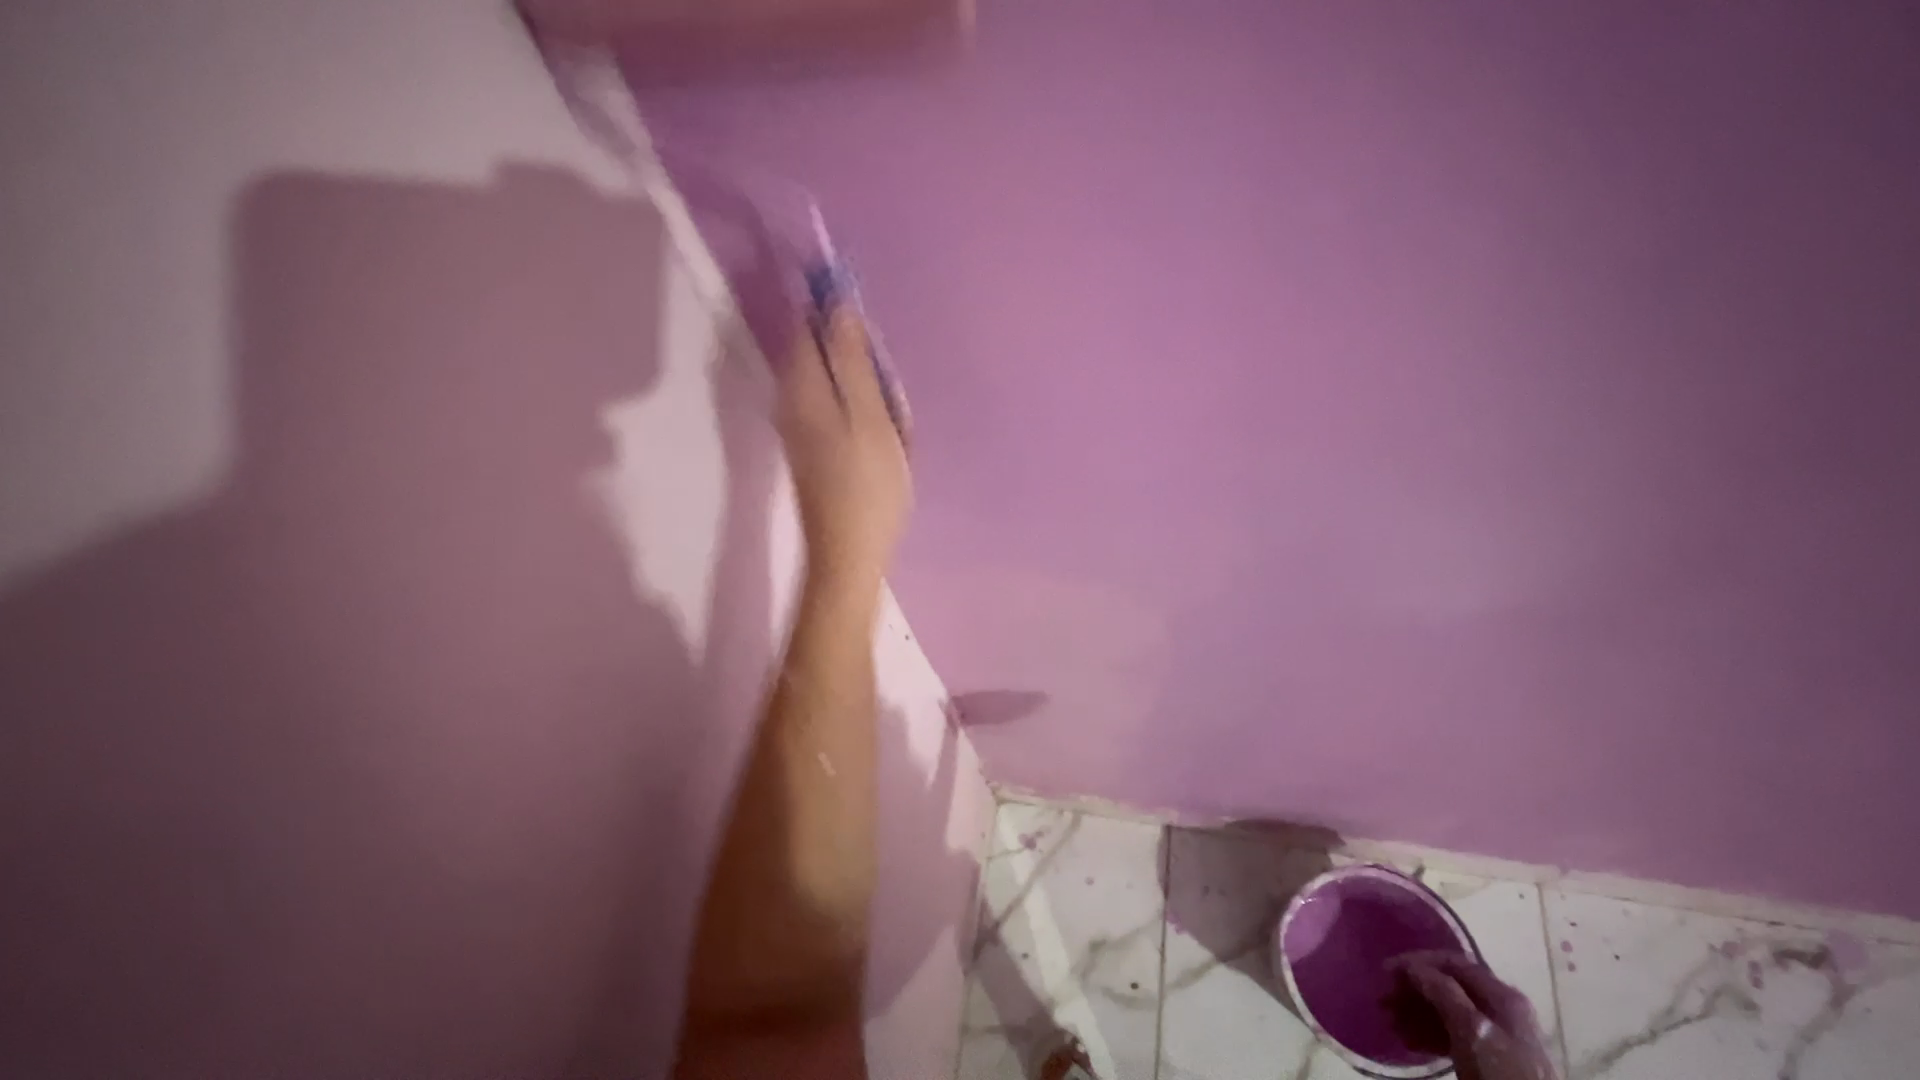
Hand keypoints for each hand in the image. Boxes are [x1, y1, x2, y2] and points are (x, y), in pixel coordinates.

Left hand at [777, 309, 911, 591]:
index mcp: (802, 385)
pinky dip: (863, 412)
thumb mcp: (870, 415)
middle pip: (820, 350)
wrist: (849, 553)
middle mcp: (789, 397)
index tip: (869, 319)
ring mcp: (797, 424)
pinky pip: (836, 406)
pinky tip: (885, 439)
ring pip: (833, 380)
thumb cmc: (868, 485)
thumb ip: (853, 359)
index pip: (806, 320)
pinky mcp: (810, 445)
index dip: (833, 304)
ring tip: (893, 423)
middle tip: (890, 393)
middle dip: (860, 357)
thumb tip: (837, 303)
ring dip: (867, 389)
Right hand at [1396, 953, 1557, 1079]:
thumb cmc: (1501, 1074)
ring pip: (1449, 1011)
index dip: (1417, 961)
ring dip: (1417, 1012)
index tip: (1385, 972)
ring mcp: (1498, 1035)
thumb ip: (1443, 992)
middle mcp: (1501, 1008)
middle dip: (1413, 990)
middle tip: (1384, 1001)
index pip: (1452, 962)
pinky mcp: (1491, 1058)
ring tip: (1392, 1024)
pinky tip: (1411, 1043)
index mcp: (1502, 995)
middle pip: (1449, 985)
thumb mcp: (1471, 1030)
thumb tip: (1413, 965)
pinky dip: (1430, 1034)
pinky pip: (1455, 1034)